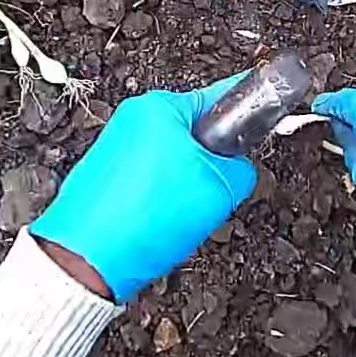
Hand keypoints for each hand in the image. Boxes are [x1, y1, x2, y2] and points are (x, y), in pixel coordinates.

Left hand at [31, 76, 256, 302]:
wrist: (87, 261)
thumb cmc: (144, 217)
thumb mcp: (220, 189)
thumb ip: (241, 167)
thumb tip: (239, 166)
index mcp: (159, 107)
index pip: (221, 95)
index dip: (250, 109)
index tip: (268, 114)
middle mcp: (134, 117)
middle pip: (197, 132)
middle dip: (212, 161)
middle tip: (214, 188)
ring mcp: (117, 144)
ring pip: (176, 158)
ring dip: (188, 181)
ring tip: (179, 209)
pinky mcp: (106, 171)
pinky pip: (152, 176)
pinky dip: (163, 194)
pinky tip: (160, 217)